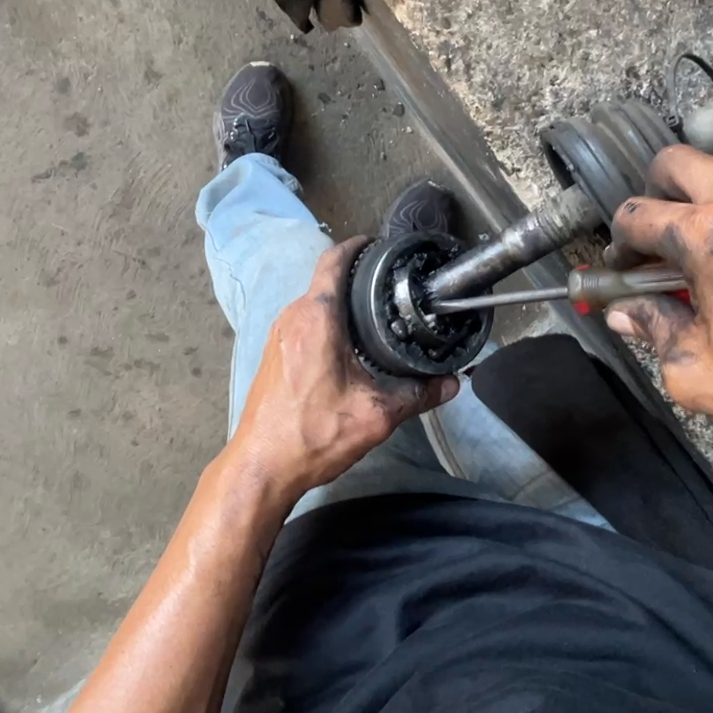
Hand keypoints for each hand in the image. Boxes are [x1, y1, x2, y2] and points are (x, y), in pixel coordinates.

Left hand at [229, 237, 459, 494]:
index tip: (378, 245)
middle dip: (357, 279)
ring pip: (314, 303)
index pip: (334, 261)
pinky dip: (327, 322)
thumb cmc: (310, 436)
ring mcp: (278, 335)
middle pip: (326, 281)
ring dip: (342, 303)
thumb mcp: (376, 415)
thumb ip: (417, 395)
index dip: (357, 246)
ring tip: (376, 315)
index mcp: (316, 319)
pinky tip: (349, 346)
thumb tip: (450, 384)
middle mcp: (292, 318)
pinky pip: (303, 322)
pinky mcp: (273, 354)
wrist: (261, 467)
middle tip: (390, 285)